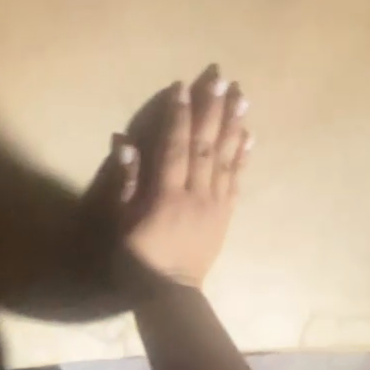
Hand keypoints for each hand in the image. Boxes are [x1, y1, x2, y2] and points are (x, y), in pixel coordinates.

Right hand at [83, 65, 252, 289]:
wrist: (169, 292)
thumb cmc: (136, 257)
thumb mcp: (121, 222)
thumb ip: (126, 182)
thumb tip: (124, 143)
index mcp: (166, 194)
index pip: (174, 146)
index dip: (178, 115)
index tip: (182, 86)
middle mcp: (196, 193)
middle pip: (205, 144)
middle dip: (212, 108)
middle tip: (221, 77)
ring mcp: (215, 203)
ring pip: (226, 156)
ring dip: (233, 123)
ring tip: (241, 94)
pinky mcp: (226, 214)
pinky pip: (237, 179)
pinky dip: (243, 155)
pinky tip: (248, 134)